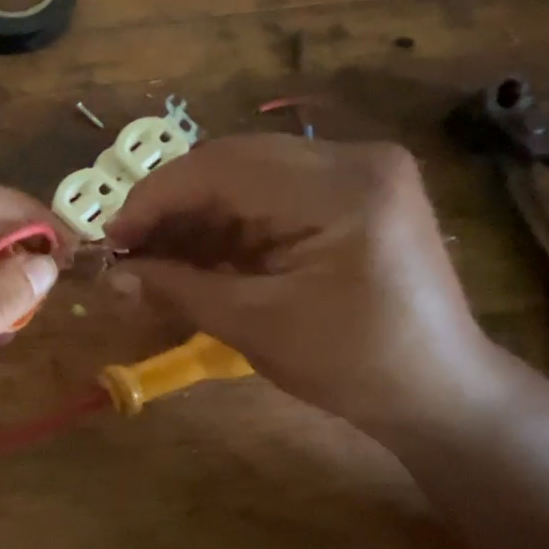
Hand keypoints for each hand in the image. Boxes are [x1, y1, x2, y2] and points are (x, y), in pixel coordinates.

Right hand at [107, 136, 498, 427]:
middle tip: (126, 251)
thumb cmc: (351, 360)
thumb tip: (112, 276)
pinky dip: (225, 226)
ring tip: (153, 260)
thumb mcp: (254, 324)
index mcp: (340, 186)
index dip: (154, 199)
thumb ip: (178, 289)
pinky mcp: (351, 197)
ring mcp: (356, 175)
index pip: (221, 166)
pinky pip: (269, 197)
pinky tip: (194, 258)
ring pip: (245, 177)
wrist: (437, 389)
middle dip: (170, 206)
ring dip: (194, 217)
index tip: (111, 241)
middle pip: (231, 163)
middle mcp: (353, 160)